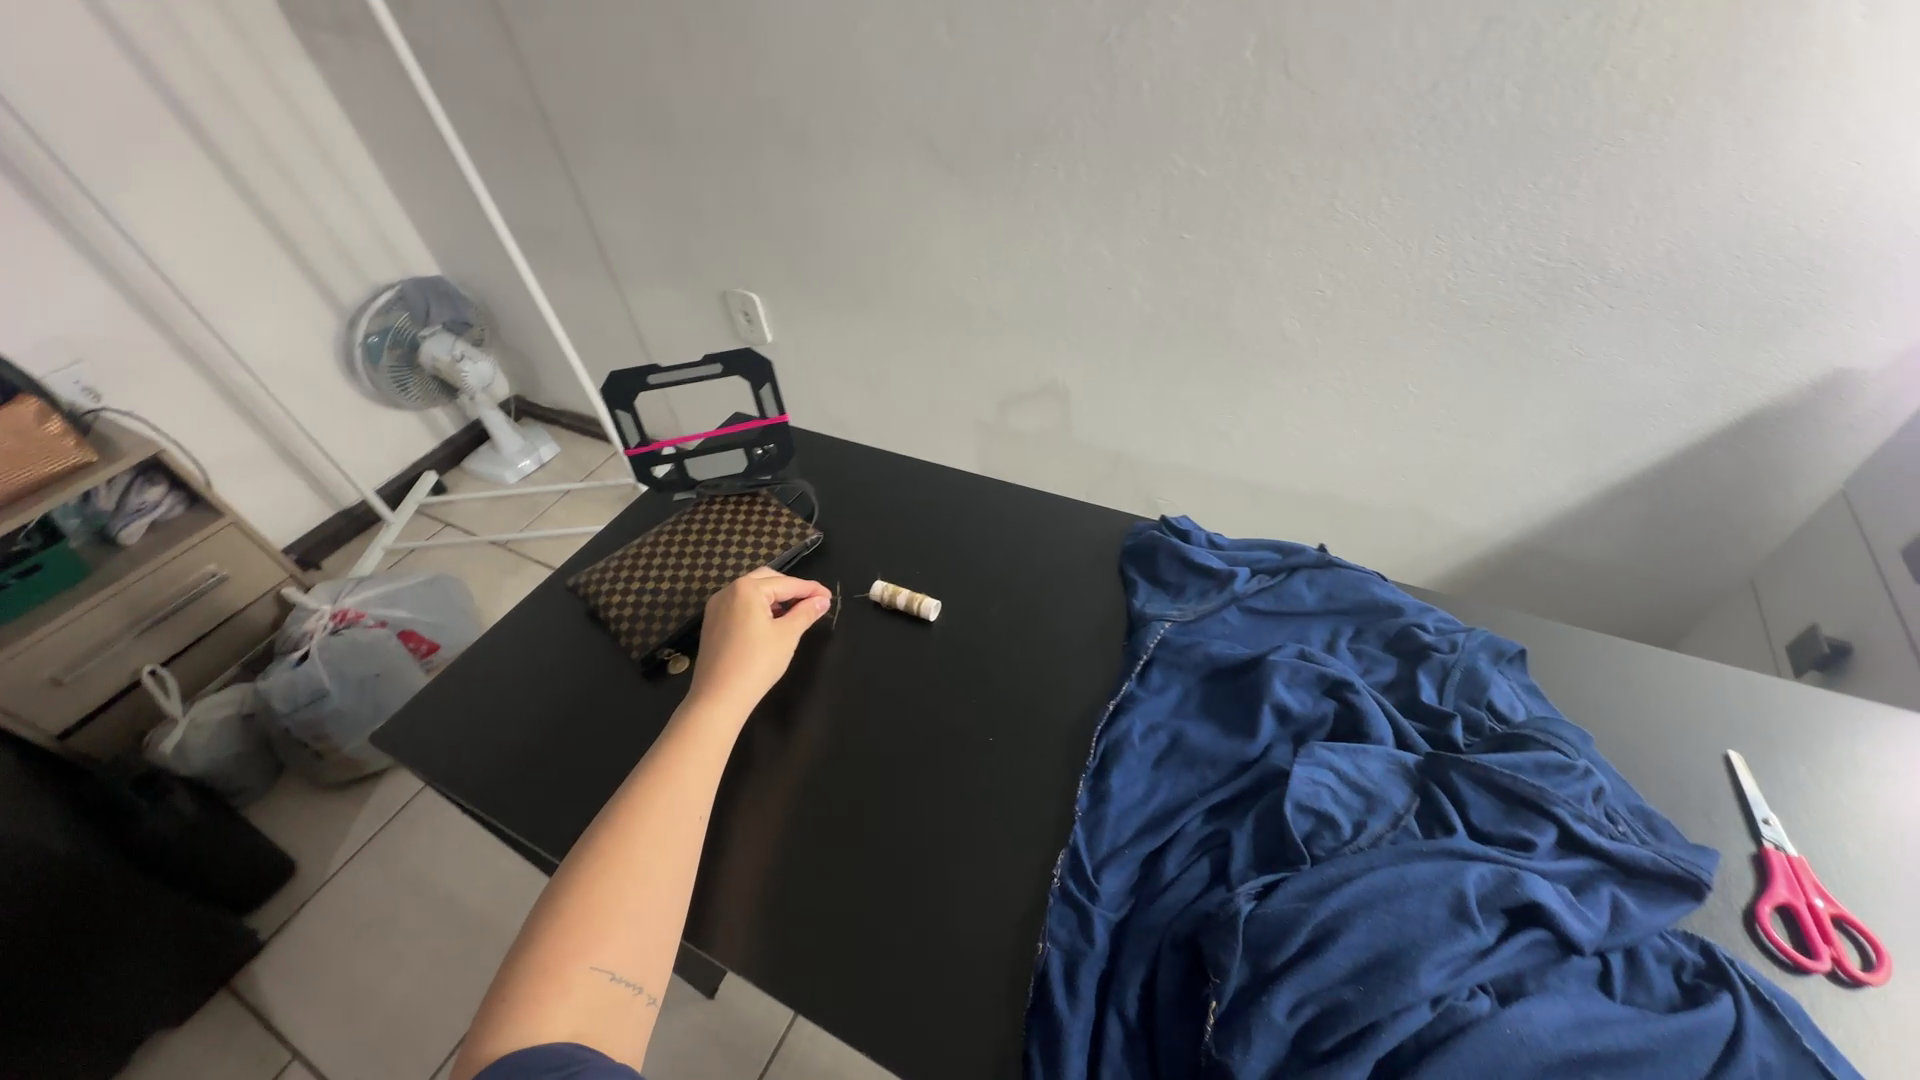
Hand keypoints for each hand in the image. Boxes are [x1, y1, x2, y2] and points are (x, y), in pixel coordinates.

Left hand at [686, 568, 831, 712]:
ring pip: (752, 592)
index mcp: (747, 589)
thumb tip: (822, 601)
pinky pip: (740, 605)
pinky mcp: (712, 623)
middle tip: (813, 601)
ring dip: (775, 597)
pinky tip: (771, 622)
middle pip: (767, 579)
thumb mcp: (787, 635)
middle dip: (791, 588)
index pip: (787, 584)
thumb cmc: (757, 663)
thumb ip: (806, 613)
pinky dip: (758, 607)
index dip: (811, 589)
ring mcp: (717, 607)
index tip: (829, 597)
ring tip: (795, 612)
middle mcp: (728, 591)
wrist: (719, 697)